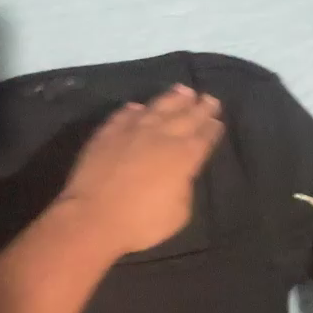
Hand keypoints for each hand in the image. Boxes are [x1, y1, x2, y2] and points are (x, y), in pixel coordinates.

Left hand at [56, 84, 223, 256]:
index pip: (204, 137)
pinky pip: (124, 115)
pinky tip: (138, 107)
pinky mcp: (107, 133)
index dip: (212, 128)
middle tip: (209, 98)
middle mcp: (161, 136)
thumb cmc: (141, 222)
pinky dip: (134, 110)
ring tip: (183, 90)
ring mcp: (132, 131)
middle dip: (200, 107)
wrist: (94, 217)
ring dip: (172, 98)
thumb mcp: (179, 213)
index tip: (218, 120)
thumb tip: (182, 173)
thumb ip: (185, 187)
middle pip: (186, 116)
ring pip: (157, 107)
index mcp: (184, 157)